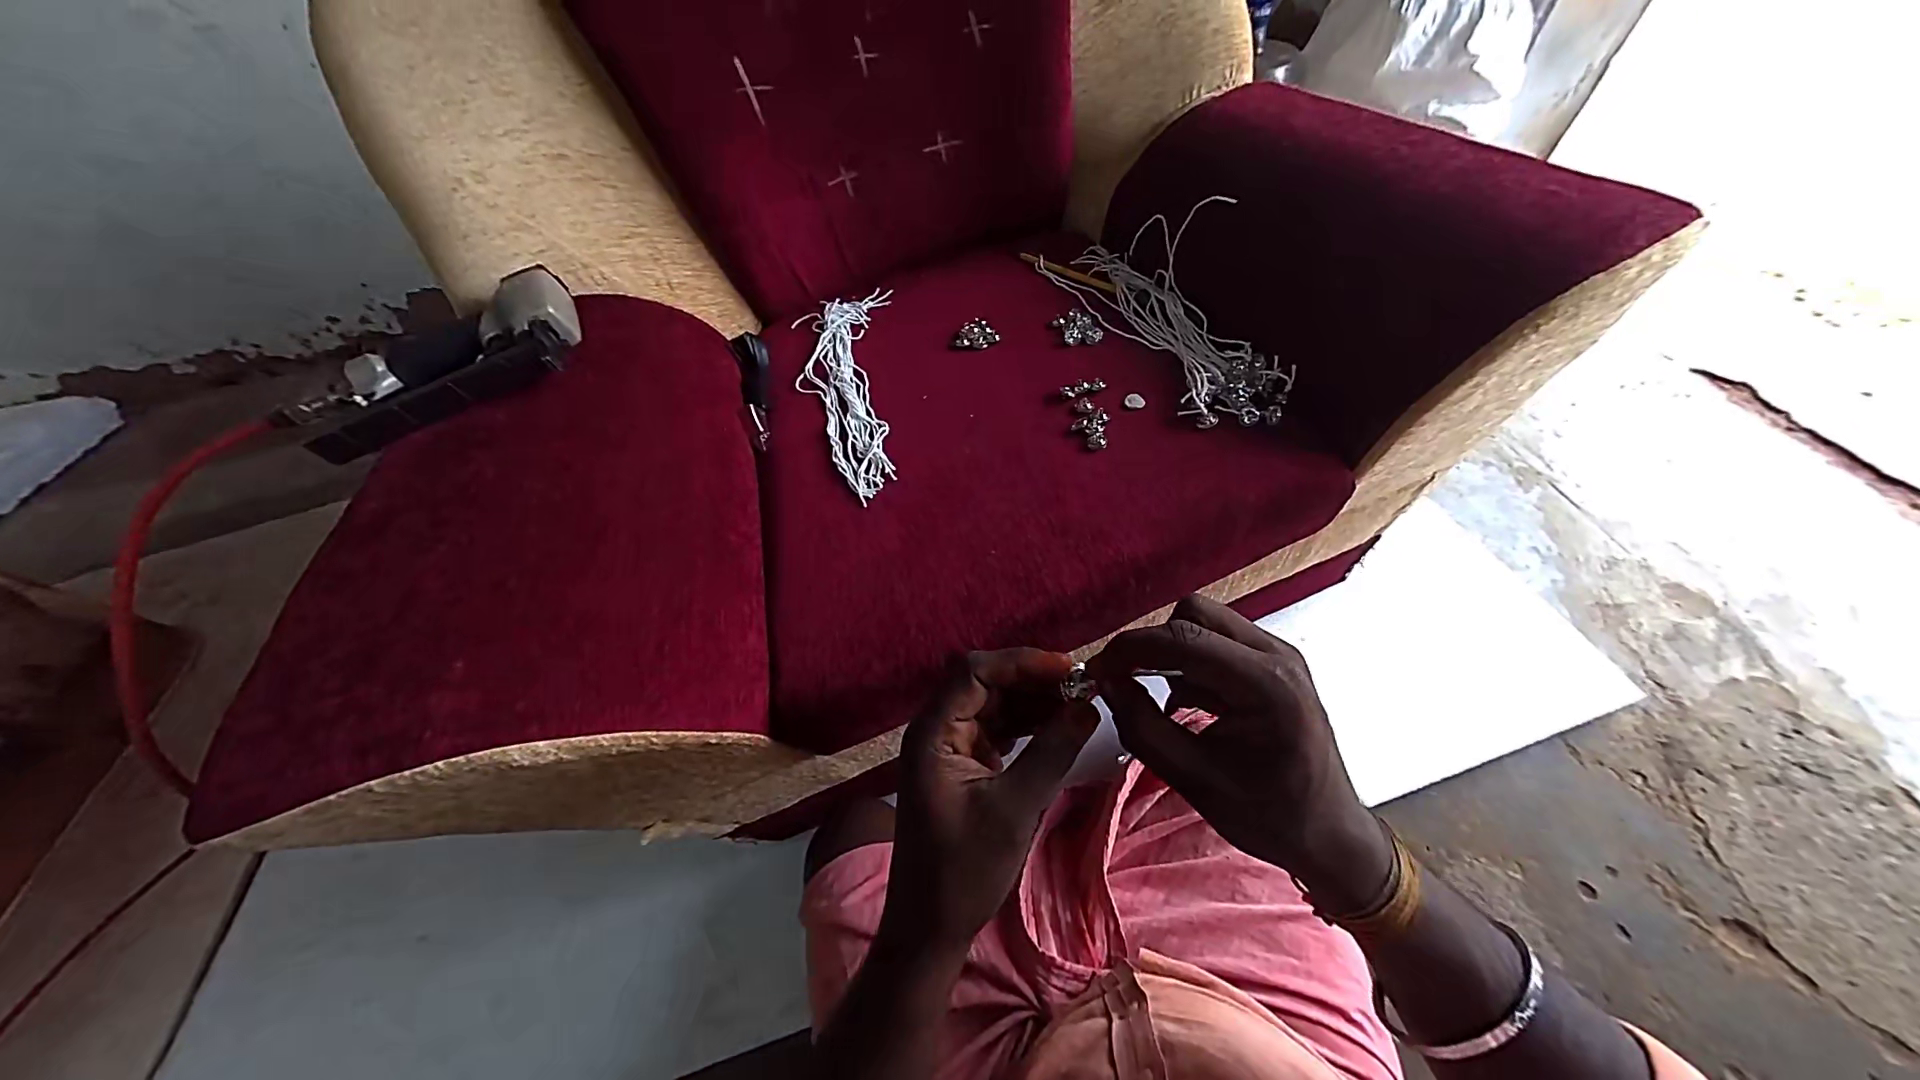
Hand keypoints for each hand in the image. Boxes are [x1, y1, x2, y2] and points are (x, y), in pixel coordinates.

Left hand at [884, 649, 1098, 952]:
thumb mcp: (1014, 808)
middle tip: (1082, 687)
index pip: (974, 671)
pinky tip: (1058, 727)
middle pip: (984, 683)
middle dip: (1032, 680)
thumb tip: (1088, 707)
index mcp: (933, 732)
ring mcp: (948, 748)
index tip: (1069, 670)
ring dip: (1033, 701)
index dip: (1021, 663)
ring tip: (1078, 704)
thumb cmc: (964, 871)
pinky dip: (1026, 725)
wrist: (930, 927)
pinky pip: (996, 729)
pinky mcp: (962, 766)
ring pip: (993, 704)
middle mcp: (936, 730)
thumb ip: (1051, 752)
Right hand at [1091, 595, 1391, 911]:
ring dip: (1171, 651)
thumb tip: (1107, 683)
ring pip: (1204, 621)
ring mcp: (1280, 654)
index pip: (1182, 639)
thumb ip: (1142, 727)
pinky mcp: (1274, 661)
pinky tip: (1188, 701)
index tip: (1098, 670)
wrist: (1330, 832)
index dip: (1130, 648)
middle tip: (1126, 681)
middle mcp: (1277, 655)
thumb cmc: (1270, 816)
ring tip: (1163, 699)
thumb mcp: (1194, 780)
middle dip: (1152, 644)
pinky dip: (1190, 660)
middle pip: (1193, 615)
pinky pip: (1218, 639)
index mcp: (1266, 686)